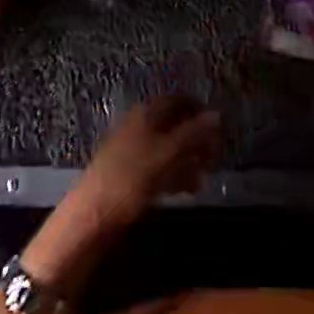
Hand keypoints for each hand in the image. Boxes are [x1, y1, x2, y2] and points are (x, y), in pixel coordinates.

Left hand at [73, 97, 221, 225]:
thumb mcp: (167, 154)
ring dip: (189, 159)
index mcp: (145, 113)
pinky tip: (189, 189)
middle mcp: (139, 125)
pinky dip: (176, 173)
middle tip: (215, 157)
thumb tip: (217, 114)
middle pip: (174, 124)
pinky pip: (159, 165)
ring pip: (168, 147)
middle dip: (197, 139)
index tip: (219, 128)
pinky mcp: (131, 171)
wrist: (95, 213)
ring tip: (205, 176)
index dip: (199, 110)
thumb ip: (192, 134)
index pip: (177, 100)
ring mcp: (133, 148)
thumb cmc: (131, 178)